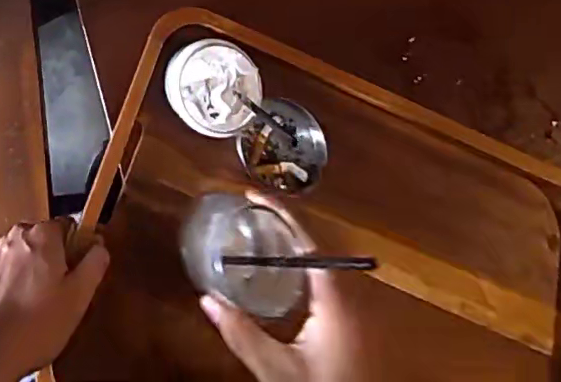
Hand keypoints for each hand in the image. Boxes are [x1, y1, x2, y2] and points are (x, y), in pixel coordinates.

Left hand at [0, 219, 110, 381]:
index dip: (76, 248)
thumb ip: (94, 264)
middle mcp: (17, 233)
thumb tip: (99, 247)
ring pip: (22, 253)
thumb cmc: (35, 326)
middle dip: (51, 260)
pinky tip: (13, 308)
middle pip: (44, 239)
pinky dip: (9, 281)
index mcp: (43, 233)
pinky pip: (3, 268)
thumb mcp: (78, 298)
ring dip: (29, 270)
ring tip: (33, 306)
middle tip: (57, 294)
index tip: (77, 272)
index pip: (68, 225)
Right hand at [199, 206, 360, 381]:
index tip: (252, 196)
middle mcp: (349, 300)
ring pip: (321, 264)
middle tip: (251, 212)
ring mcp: (353, 315)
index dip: (281, 213)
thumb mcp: (278, 373)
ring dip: (291, 243)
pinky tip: (281, 275)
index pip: (307, 241)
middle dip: (283, 224)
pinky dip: (300, 266)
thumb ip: (243, 335)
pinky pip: (323, 281)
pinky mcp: (350, 329)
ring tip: (261, 232)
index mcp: (335, 300)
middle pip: (315, 246)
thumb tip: (206, 299)